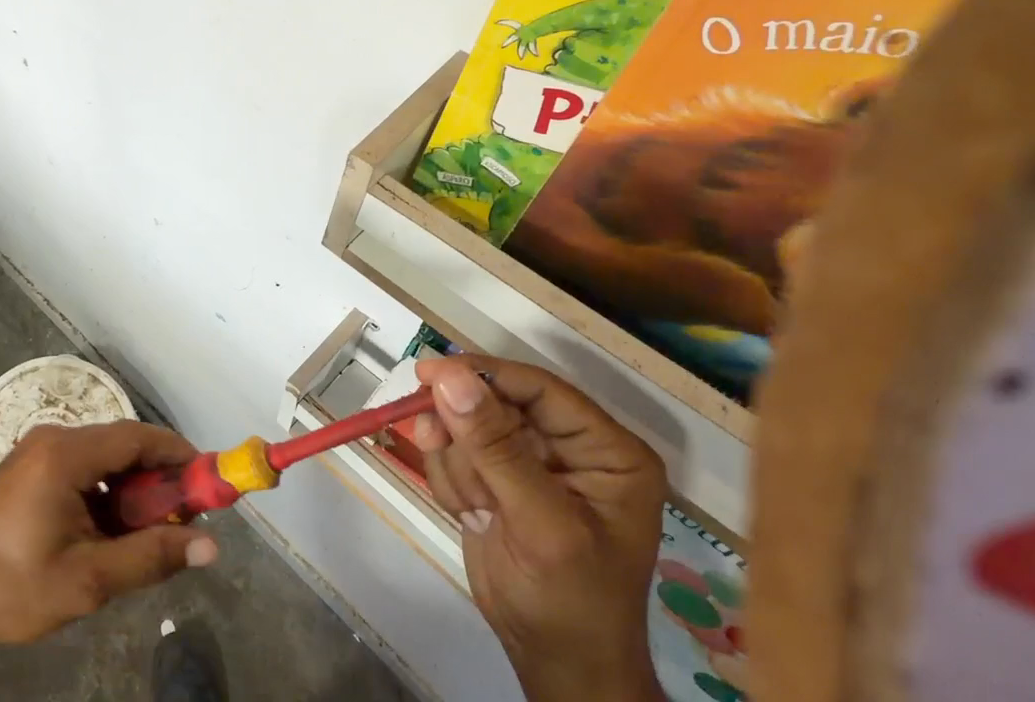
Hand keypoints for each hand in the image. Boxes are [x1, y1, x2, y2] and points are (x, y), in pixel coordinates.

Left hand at [0, 421, 218, 700]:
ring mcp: (33, 455)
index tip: (211, 486)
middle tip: (182, 526)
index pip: (138, 437)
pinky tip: (108, 540)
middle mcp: (50, 441)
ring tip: (146, 543)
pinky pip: (79, 474)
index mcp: (63, 455)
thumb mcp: (88, 580)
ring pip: (102, 464)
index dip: (180, 456)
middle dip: (157, 483)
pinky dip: (104, 499)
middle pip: (122, 448)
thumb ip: (151, 557)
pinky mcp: (24, 474)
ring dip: (131, 496)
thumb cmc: (9, 588)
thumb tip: (210, 544)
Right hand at [412, 356, 667, 701]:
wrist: (554, 660)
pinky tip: (473, 516)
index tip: (428, 372)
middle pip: (494, 403)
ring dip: (459, 468)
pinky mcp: (495, 480)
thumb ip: (496, 448)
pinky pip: (452, 454)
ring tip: (480, 511)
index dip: (484, 375)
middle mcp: (568, 447)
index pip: (539, 389)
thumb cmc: (570, 599)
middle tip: (443, 452)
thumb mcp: (539, 523)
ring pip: (464, 427)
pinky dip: (451, 482)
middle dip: (467, 437)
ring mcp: (528, 464)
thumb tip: (450, 378)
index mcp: (606, 450)